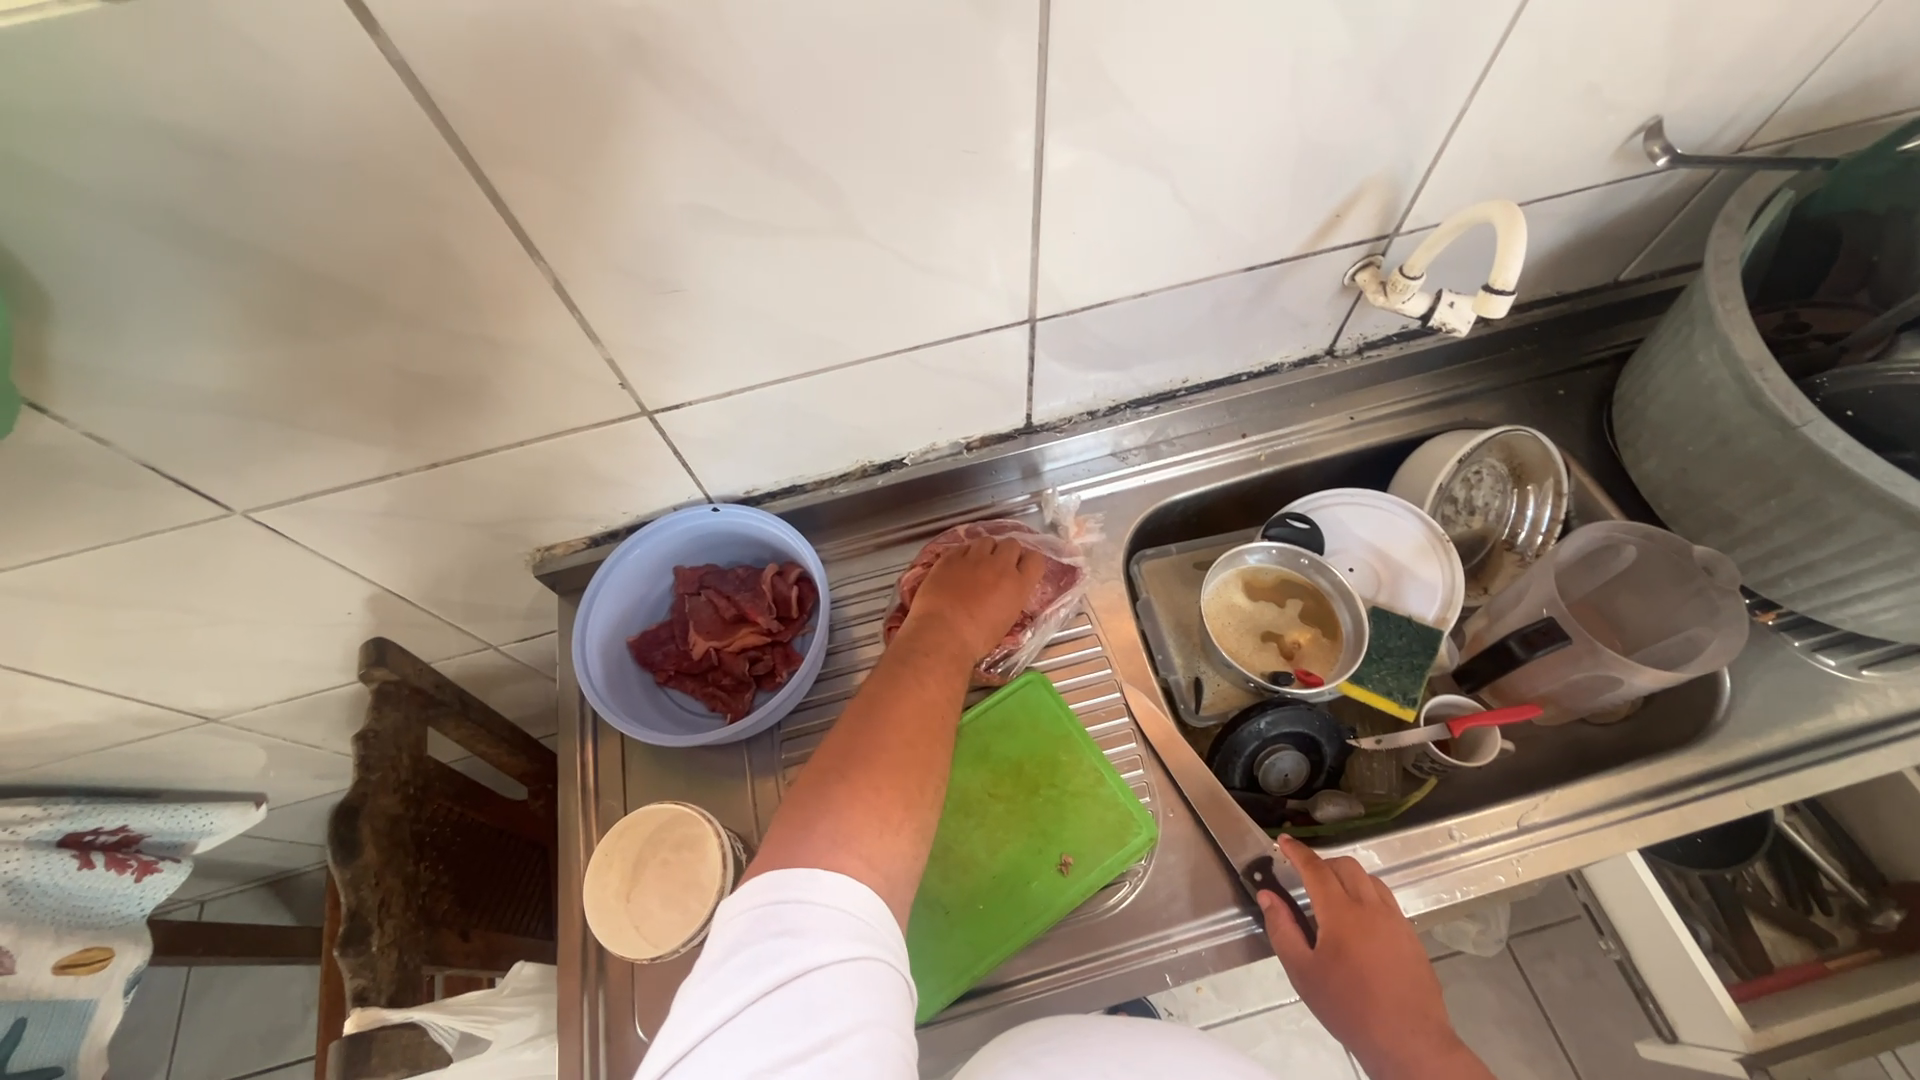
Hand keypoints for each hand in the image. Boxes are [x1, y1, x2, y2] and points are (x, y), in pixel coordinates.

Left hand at [898, 536, 1044, 663]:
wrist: (941, 634)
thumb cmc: (976, 639)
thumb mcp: (1006, 621)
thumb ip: (1011, 599)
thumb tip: (1007, 592)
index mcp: (1018, 585)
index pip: (1035, 560)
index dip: (1028, 563)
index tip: (1022, 570)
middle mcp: (999, 566)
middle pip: (1011, 544)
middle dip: (1007, 553)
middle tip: (998, 567)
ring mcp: (973, 559)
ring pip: (987, 540)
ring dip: (986, 550)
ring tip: (977, 564)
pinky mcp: (949, 558)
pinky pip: (962, 547)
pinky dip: (963, 555)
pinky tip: (957, 568)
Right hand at [1259, 836, 1490, 1079]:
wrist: (1409, 1043)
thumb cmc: (1349, 1008)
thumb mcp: (1302, 972)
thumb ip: (1282, 928)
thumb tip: (1268, 895)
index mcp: (1341, 913)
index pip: (1316, 868)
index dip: (1297, 851)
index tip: (1284, 841)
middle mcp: (1371, 908)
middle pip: (1346, 866)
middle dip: (1322, 862)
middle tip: (1304, 874)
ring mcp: (1396, 921)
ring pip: (1371, 880)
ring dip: (1347, 876)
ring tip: (1332, 893)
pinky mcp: (1411, 937)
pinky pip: (1387, 900)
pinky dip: (1367, 895)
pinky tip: (1359, 920)